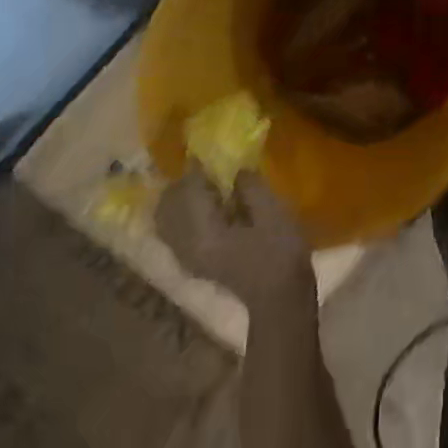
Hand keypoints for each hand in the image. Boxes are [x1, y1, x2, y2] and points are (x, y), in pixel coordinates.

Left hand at [156, 172, 314, 307]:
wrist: (280, 297)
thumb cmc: (281, 253)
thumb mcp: (273, 214)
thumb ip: (252, 189)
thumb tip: (237, 170)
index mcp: (204, 234)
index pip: (188, 194)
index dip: (195, 170)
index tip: (204, 150)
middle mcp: (186, 247)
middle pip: (168, 209)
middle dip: (181, 185)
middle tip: (202, 165)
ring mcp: (187, 258)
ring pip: (167, 222)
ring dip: (177, 200)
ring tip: (200, 183)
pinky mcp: (194, 263)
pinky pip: (175, 233)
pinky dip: (180, 215)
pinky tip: (203, 207)